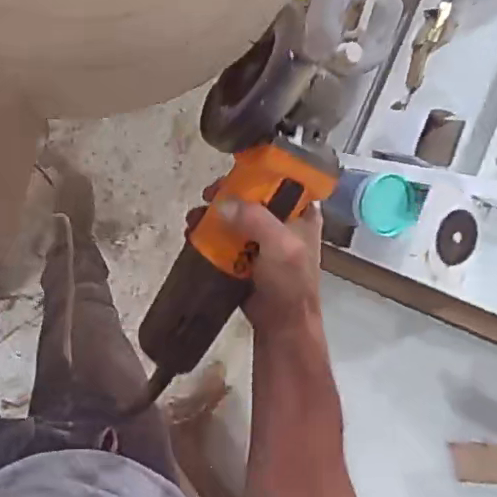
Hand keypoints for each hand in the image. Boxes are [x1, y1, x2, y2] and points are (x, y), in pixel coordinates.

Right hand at [187, 181, 324, 333]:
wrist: (281, 325)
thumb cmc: (289, 282)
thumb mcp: (280, 245)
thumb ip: (255, 218)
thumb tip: (223, 204)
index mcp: (302, 212)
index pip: (282, 178)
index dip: (257, 171)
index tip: (233, 175)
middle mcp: (284, 220)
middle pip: (252, 194)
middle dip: (227, 194)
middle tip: (209, 196)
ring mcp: (264, 238)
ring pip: (235, 214)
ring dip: (213, 213)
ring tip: (195, 218)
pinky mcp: (246, 253)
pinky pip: (225, 235)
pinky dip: (209, 231)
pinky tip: (193, 233)